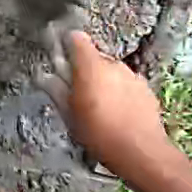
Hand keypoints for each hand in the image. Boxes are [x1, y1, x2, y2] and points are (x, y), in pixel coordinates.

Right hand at [39, 31, 174, 178]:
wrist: (141, 152)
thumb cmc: (100, 135)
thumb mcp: (69, 116)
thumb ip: (56, 91)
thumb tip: (46, 77)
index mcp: (90, 68)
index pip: (77, 39)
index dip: (66, 45)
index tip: (60, 58)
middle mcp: (113, 65)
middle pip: (93, 57)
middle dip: (83, 70)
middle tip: (75, 93)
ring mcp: (132, 75)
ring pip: (110, 71)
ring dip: (102, 82)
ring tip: (97, 107)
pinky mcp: (145, 88)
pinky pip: (125, 83)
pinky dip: (118, 91)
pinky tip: (115, 113)